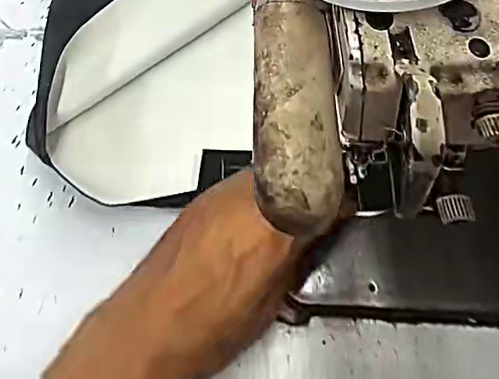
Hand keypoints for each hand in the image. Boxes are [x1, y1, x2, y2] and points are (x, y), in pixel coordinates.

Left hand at [45, 172, 331, 378]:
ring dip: (282, 191)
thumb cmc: (202, 324)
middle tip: (319, 214)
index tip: (346, 204)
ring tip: (284, 220)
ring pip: (268, 175)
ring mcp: (220, 192)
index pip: (323, 192)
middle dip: (310, 191)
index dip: (340, 197)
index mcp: (273, 229)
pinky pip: (240, 184)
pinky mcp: (203, 196)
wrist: (152, 321)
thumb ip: (297, 259)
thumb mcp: (271, 301)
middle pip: (294, 174)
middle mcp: (246, 199)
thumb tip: (314, 241)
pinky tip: (251, 224)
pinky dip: (254, 197)